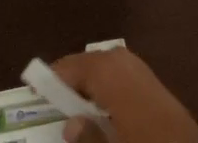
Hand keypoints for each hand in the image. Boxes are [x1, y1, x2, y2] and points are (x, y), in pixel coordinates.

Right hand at [52, 49, 197, 142]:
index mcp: (116, 78)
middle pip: (97, 61)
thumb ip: (90, 139)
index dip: (56, 75)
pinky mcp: (163, 92)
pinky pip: (128, 76)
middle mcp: (133, 68)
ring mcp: (151, 78)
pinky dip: (111, 85)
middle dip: (75, 73)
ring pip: (114, 66)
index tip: (35, 86)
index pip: (80, 67)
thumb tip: (71, 124)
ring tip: (73, 100)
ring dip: (93, 78)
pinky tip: (105, 108)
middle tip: (52, 93)